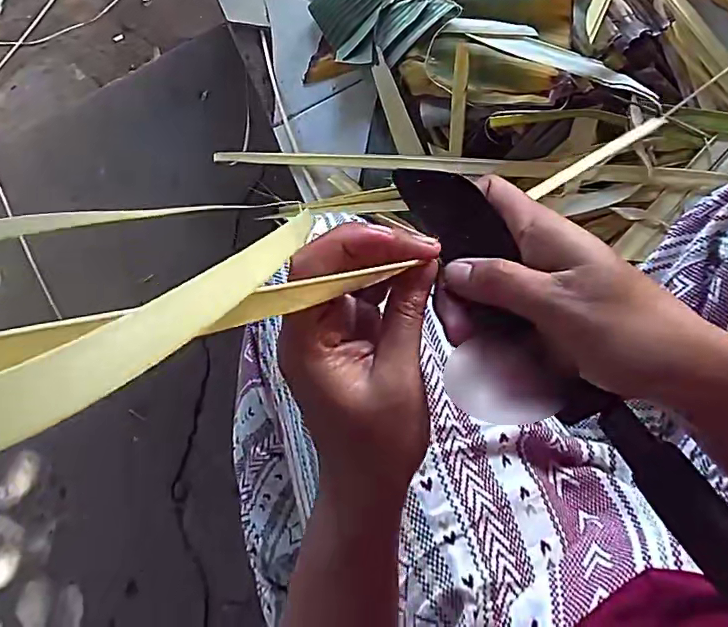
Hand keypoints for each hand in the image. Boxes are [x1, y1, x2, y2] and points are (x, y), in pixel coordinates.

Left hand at [278, 222, 441, 499]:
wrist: (368, 487)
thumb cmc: (378, 446)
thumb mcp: (399, 377)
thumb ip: (406, 312)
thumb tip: (423, 259)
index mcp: (303, 338)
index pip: (314, 269)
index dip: (354, 244)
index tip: (402, 240)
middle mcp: (305, 323)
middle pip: (328, 261)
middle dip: (374, 244)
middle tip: (422, 243)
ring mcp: (323, 323)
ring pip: (345, 269)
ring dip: (384, 255)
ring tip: (424, 251)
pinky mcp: (343, 327)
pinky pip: (361, 287)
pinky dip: (387, 275)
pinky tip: (415, 270)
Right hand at [433, 175, 726, 400]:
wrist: (684, 373)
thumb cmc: (627, 328)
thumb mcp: (557, 305)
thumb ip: (502, 282)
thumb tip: (452, 267)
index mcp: (540, 231)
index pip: (489, 194)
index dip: (456, 204)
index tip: (433, 246)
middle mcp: (537, 252)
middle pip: (479, 255)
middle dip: (462, 293)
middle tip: (461, 333)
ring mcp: (544, 286)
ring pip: (491, 295)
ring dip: (482, 327)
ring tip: (485, 364)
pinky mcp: (551, 317)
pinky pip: (512, 325)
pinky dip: (505, 348)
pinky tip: (509, 376)